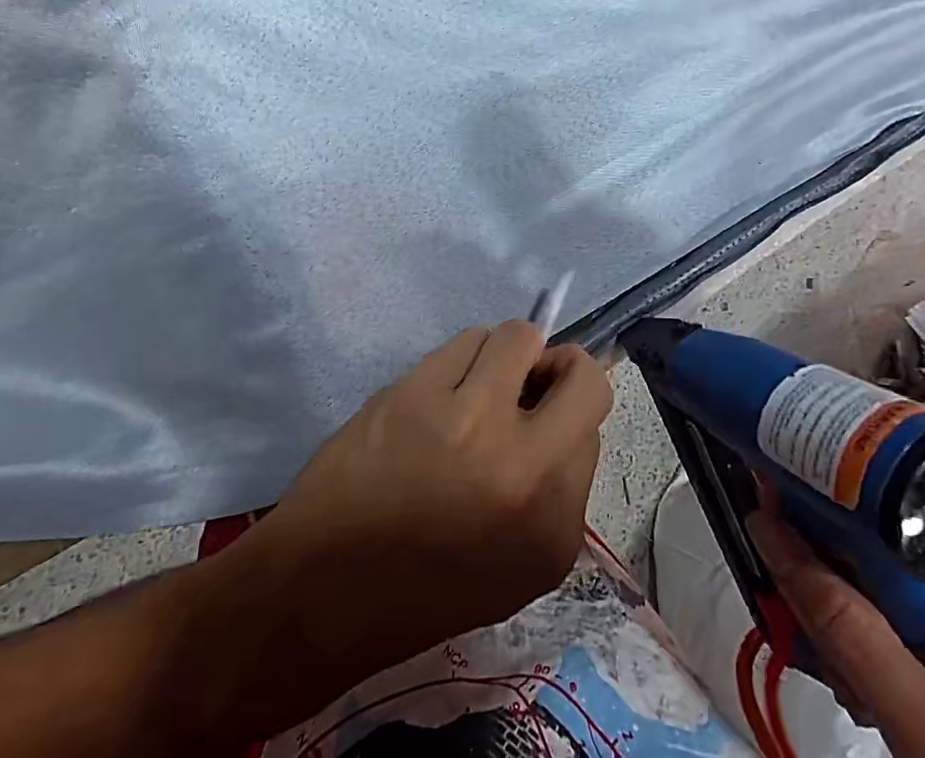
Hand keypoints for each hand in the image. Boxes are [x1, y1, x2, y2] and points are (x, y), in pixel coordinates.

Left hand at [233, 320, 613, 690]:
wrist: (330, 586)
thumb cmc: (432, 586)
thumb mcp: (527, 565)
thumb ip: (561, 488)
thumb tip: (561, 417)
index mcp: (554, 518)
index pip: (594, 419)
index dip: (575, 398)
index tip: (552, 399)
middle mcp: (518, 461)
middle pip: (575, 369)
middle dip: (562, 363)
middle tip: (530, 378)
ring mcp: (461, 418)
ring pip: (514, 337)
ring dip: (505, 354)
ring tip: (477, 385)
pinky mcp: (411, 392)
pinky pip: (461, 342)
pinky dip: (463, 358)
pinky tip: (439, 390)